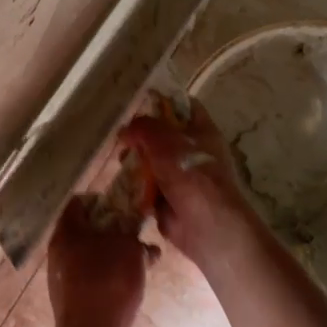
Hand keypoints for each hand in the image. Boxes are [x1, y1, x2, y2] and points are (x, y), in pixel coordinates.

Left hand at [47, 195, 148, 326]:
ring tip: (148, 255)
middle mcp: (61, 254)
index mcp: (66, 233)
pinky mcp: (79, 301)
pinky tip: (141, 278)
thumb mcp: (128, 246)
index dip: (103, 199)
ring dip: (120, 253)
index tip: (125, 204)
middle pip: (88, 230)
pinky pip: (99, 278)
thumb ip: (133, 234)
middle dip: (116, 229)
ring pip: (96, 256)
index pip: (79, 203)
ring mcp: (67, 280)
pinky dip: (116, 275)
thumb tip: (137, 237)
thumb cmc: (108, 280)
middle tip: (138, 230)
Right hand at [120, 99, 262, 265]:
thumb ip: (143, 127)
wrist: (206, 224)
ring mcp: (182, 176)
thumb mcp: (165, 141)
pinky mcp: (170, 198)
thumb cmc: (191, 174)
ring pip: (153, 161)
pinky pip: (149, 186)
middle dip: (142, 137)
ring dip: (136, 162)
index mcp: (202, 130)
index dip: (162, 102)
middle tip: (122, 139)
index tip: (137, 104)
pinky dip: (137, 186)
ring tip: (120, 162)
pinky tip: (123, 183)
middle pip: (163, 135)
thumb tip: (125, 131)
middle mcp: (194, 150)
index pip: (183, 106)